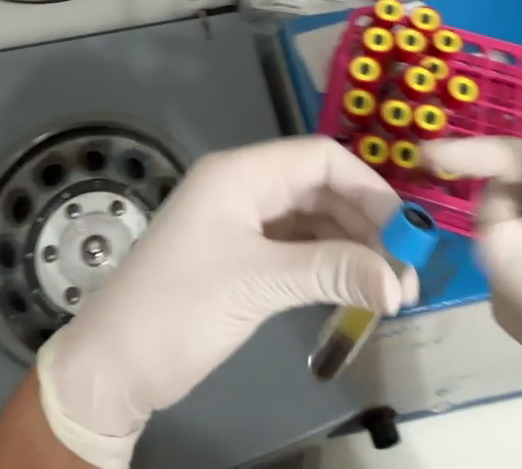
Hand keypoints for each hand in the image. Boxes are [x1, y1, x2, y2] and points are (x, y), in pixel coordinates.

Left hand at [36, 136, 416, 468]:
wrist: (115, 362)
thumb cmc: (180, 307)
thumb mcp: (258, 283)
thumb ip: (331, 272)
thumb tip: (401, 282)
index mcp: (239, 173)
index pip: (318, 158)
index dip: (367, 187)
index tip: (406, 231)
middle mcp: (241, 187)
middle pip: (318, 187)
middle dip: (364, 223)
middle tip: (405, 271)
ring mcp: (239, 222)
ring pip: (310, 219)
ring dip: (349, 246)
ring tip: (389, 287)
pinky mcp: (240, 256)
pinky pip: (296, 247)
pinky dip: (326, 263)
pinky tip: (355, 286)